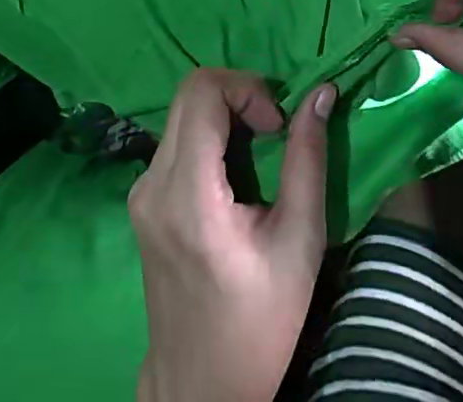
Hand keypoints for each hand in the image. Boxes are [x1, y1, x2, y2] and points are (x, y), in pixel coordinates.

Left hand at [130, 69, 337, 401]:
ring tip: (261, 151)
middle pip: (189, 92)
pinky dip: (211, 134)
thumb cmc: (260, 318)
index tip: (278, 125)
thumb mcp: (300, 238)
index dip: (247, 89)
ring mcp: (140, 191)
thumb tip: (322, 92)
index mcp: (189, 196)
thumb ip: (309, 157)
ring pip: (182, 112)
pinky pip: (177, 139)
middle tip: (274, 129)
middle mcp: (153, 183)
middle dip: (239, 94)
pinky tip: (236, 171)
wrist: (201, 381)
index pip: (202, 92)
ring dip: (226, 114)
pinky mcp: (141, 199)